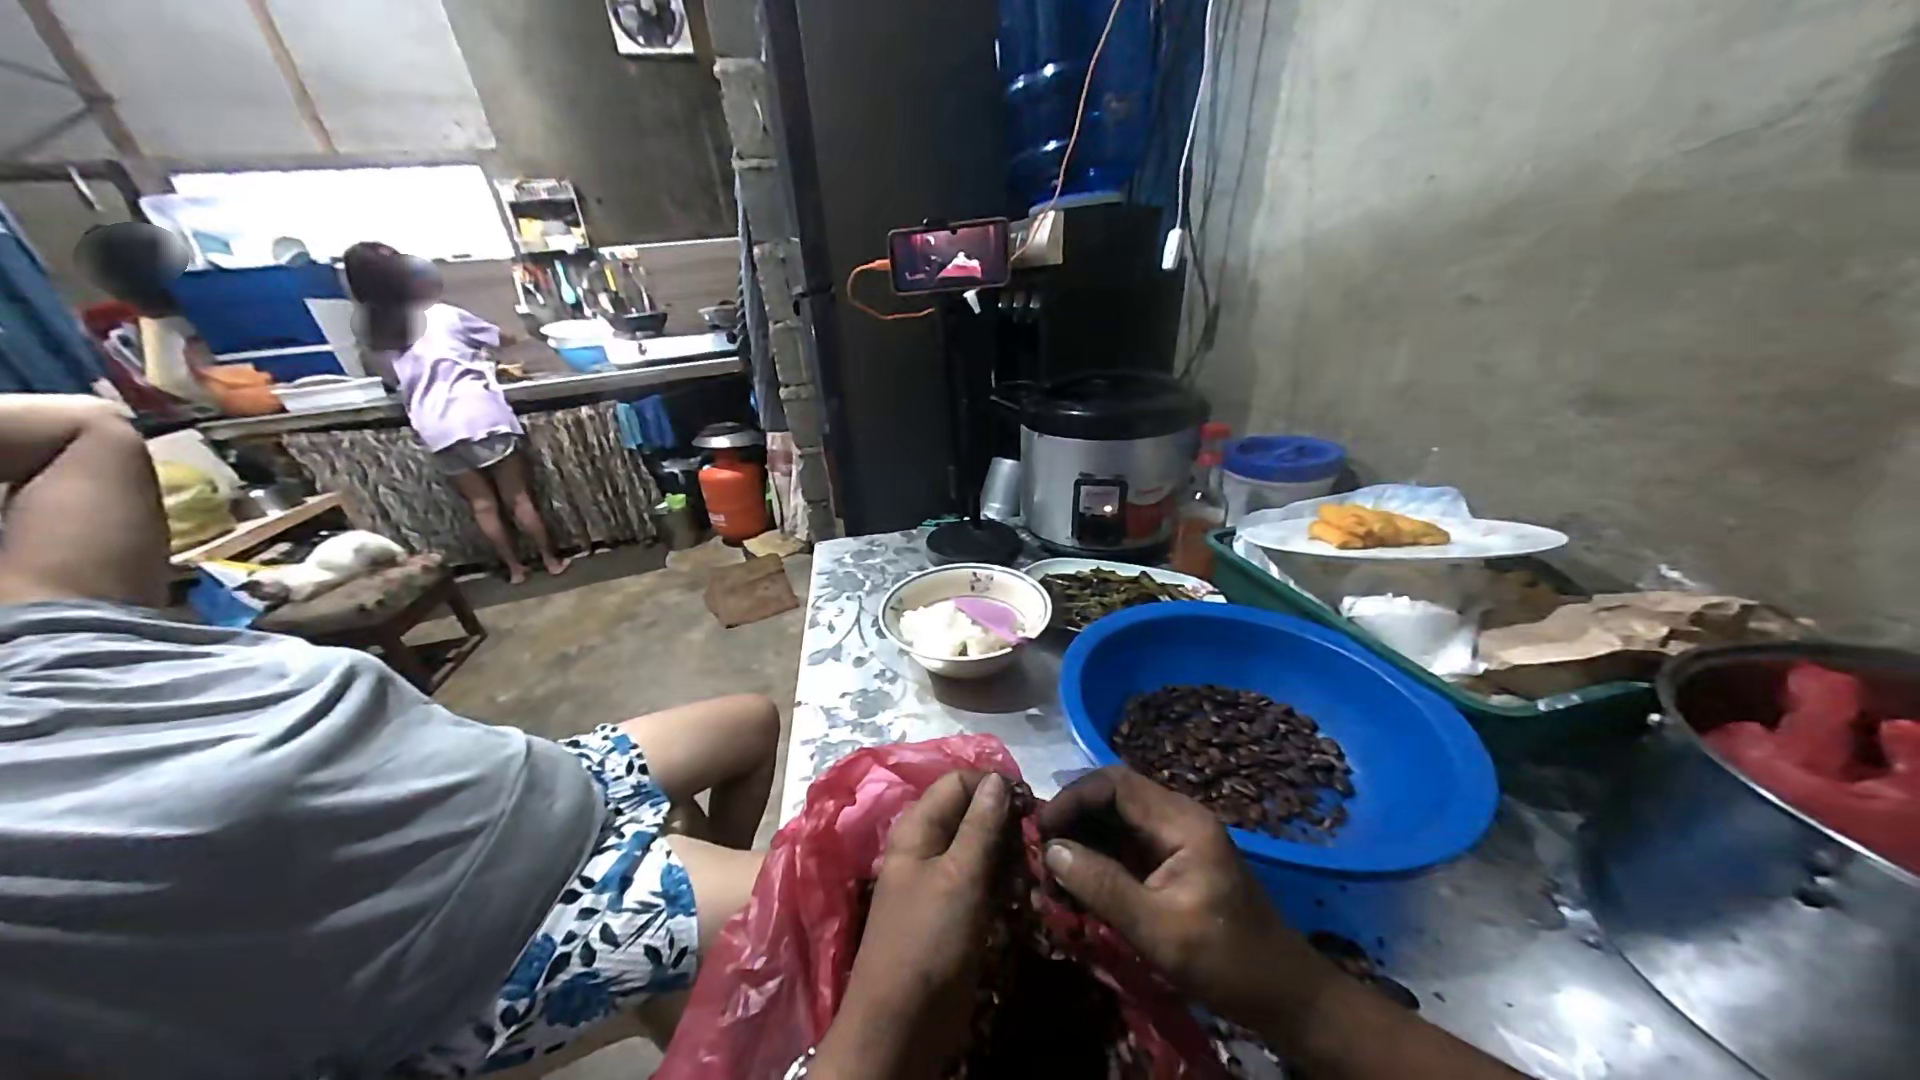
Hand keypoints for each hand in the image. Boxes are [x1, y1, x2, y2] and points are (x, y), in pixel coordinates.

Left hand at [813, 771, 1010, 1079]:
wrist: (901, 1025)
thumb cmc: (928, 940)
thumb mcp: (959, 876)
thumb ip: (980, 824)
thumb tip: (996, 777)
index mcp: (919, 826)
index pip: (958, 782)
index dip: (993, 786)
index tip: (1032, 804)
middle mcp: (929, 844)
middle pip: (973, 813)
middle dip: (1008, 824)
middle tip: (1039, 846)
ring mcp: (943, 877)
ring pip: (984, 847)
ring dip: (1012, 857)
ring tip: (1033, 880)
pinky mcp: (956, 908)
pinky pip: (985, 879)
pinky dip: (1006, 883)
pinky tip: (1025, 899)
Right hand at [1037, 766, 1335, 1029]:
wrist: (1286, 995)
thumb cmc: (1226, 961)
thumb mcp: (1158, 928)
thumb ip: (1102, 885)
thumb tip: (1050, 850)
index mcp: (1182, 821)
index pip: (1116, 783)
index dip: (1073, 797)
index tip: (1042, 827)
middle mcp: (1179, 817)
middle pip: (1114, 794)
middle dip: (1074, 814)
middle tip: (1040, 844)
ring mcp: (1178, 837)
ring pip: (1118, 817)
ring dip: (1084, 834)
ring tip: (1052, 862)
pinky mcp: (1174, 859)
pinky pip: (1127, 841)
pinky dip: (1099, 853)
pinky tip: (1078, 877)